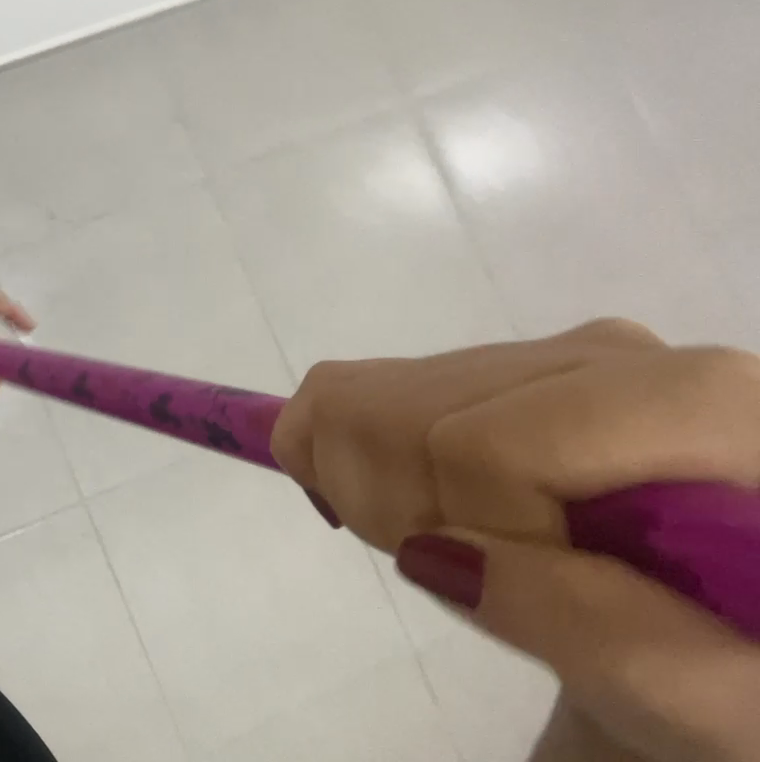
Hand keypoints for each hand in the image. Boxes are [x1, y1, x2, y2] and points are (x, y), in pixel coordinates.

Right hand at [271, 319, 759, 761]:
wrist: (719, 627)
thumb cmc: (739, 673)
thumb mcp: (708, 695)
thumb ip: (596, 629)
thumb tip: (436, 554)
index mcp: (695, 408)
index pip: (487, 443)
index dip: (472, 526)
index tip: (520, 596)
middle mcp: (601, 354)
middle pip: (402, 413)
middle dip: (395, 510)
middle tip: (458, 576)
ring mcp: (529, 355)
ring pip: (351, 397)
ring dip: (361, 492)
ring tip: (443, 548)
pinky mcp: (474, 369)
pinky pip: (340, 391)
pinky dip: (331, 458)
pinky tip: (401, 505)